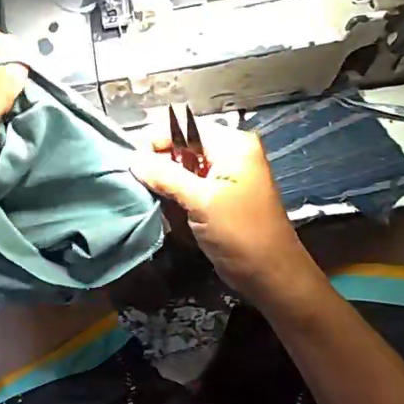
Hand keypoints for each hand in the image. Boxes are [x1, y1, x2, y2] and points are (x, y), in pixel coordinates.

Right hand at [131, 121, 322, 305]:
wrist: (270, 275)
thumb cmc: (240, 234)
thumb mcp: (201, 202)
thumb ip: (165, 176)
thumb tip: (133, 158)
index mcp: (233, 145)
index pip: (184, 128)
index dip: (157, 142)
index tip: (134, 165)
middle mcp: (230, 153)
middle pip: (182, 147)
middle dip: (162, 167)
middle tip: (146, 189)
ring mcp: (225, 175)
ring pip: (182, 169)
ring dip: (168, 187)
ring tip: (160, 204)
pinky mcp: (219, 196)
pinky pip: (190, 187)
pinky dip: (177, 199)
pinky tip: (174, 214)